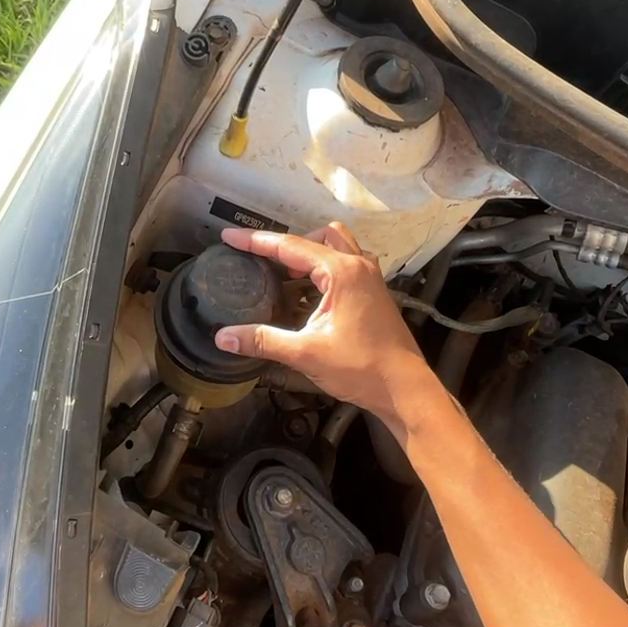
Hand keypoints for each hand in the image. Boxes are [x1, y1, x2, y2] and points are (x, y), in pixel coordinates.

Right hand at [213, 223, 443, 436]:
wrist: (405, 390)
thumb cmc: (361, 368)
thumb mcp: (306, 353)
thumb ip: (263, 340)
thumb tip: (223, 337)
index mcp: (342, 272)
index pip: (291, 246)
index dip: (256, 241)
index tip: (229, 237)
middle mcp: (359, 266)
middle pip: (319, 236)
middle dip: (289, 244)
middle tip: (264, 261)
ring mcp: (371, 278)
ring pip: (338, 244)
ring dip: (311, 251)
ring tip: (288, 273)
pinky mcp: (375, 292)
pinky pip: (347, 262)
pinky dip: (326, 265)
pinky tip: (312, 290)